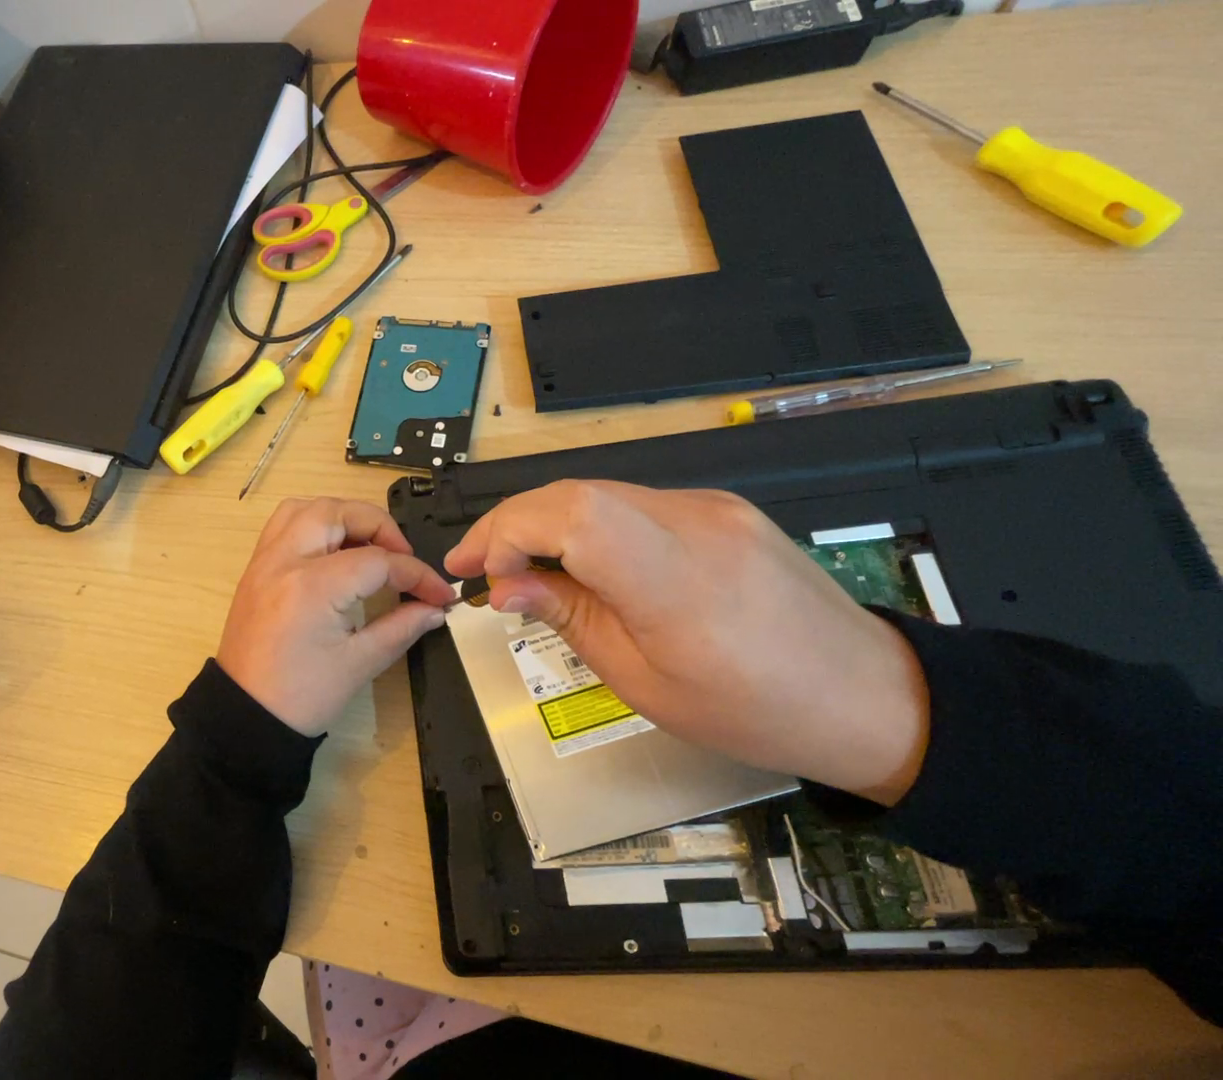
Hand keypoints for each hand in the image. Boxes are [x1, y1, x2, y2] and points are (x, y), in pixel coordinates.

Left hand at [218, 498, 458, 735]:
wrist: (246, 716)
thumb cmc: (301, 697)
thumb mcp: (359, 664)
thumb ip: (401, 627)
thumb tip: (434, 608)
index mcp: (312, 586)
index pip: (378, 561)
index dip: (417, 574)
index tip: (439, 594)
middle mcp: (284, 561)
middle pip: (338, 512)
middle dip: (379, 526)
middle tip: (402, 558)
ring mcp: (264, 562)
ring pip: (304, 508)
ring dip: (342, 516)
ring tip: (367, 547)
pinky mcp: (255, 571)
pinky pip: (283, 526)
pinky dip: (313, 525)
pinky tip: (334, 553)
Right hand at [444, 481, 930, 805]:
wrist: (869, 696)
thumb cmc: (753, 711)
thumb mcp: (643, 682)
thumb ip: (569, 619)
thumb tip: (504, 588)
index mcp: (676, 580)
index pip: (570, 515)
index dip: (508, 531)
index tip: (478, 573)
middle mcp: (696, 522)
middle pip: (575, 493)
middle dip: (511, 523)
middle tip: (476, 565)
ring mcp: (713, 508)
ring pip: (599, 494)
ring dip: (546, 524)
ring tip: (516, 568)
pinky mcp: (722, 509)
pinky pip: (634, 504)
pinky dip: (588, 527)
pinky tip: (578, 562)